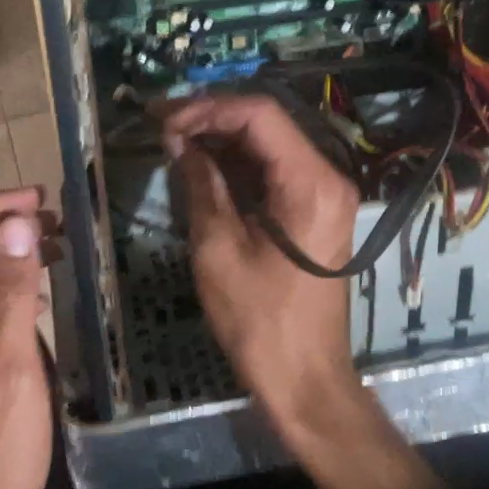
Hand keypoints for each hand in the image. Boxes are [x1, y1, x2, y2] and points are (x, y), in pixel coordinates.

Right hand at [159, 93, 359, 420]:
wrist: (305, 380)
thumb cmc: (259, 319)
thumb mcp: (217, 247)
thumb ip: (200, 183)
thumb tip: (179, 140)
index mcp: (311, 182)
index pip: (259, 114)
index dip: (207, 108)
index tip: (164, 120)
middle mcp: (326, 176)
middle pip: (266, 123)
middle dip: (211, 118)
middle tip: (162, 123)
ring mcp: (324, 193)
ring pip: (268, 144)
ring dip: (221, 139)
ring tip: (173, 141)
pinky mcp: (314, 210)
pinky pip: (273, 170)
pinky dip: (237, 163)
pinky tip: (201, 165)